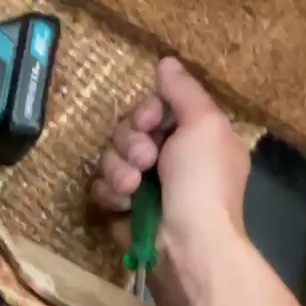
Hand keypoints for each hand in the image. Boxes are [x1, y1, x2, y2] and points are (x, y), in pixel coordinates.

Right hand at [89, 57, 250, 305]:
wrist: (187, 244)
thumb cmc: (203, 182)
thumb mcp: (204, 126)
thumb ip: (183, 92)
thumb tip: (166, 61)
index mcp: (193, 135)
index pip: (153, 108)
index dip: (145, 113)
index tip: (150, 123)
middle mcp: (169, 156)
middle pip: (127, 130)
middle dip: (130, 143)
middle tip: (146, 161)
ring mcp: (144, 183)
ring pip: (109, 158)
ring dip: (118, 170)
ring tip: (134, 188)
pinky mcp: (122, 207)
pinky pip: (101, 187)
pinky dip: (111, 194)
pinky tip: (125, 205)